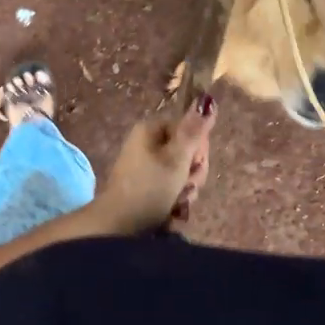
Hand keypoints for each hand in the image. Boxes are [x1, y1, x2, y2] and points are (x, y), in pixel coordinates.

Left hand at [93, 95, 217, 233]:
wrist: (117, 226)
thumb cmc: (148, 189)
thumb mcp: (176, 159)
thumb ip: (194, 131)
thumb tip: (207, 99)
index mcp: (151, 129)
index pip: (190, 129)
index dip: (199, 149)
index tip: (195, 166)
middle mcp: (146, 143)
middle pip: (187, 152)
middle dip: (193, 174)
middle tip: (185, 188)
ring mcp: (144, 165)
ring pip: (181, 173)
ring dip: (186, 190)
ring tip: (177, 203)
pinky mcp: (144, 186)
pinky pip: (170, 188)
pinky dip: (175, 200)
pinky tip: (172, 212)